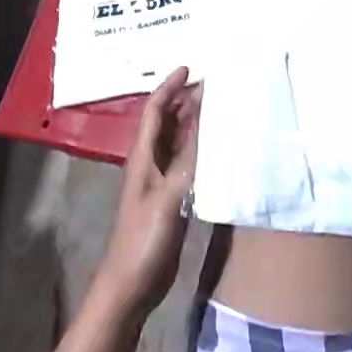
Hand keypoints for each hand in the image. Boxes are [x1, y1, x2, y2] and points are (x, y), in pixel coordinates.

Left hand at [97, 67, 201, 316]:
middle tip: (213, 84)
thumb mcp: (167, 198)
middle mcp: (148, 161)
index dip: (169, 87)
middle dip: (185, 99)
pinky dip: (198, 148)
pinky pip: (184, 161)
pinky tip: (217, 147)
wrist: (132, 283)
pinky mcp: (169, 196)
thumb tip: (204, 124)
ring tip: (218, 106)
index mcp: (141, 155)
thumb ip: (186, 163)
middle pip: (166, 121)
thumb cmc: (144, 238)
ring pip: (176, 139)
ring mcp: (158, 179)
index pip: (155, 110)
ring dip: (193, 121)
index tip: (189, 68)